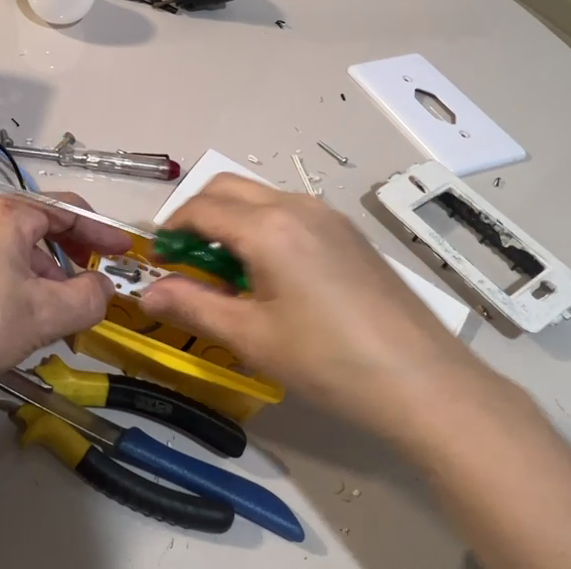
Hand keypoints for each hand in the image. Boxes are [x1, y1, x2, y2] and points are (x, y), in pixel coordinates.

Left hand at [0, 192, 131, 399]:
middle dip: (73, 258)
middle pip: (42, 229)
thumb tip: (102, 288)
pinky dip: (22, 288)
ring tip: (60, 318)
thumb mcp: (45, 315)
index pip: (67, 210)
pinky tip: (24, 324)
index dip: (101, 230)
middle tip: (93, 286)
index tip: (125, 252)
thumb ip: (88, 298)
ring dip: (48, 280)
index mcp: (8, 215)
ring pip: (21, 254)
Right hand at [140, 174, 498, 444]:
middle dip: (197, 214)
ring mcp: (328, 216)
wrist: (424, 382)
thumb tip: (146, 294)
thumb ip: (193, 306)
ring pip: (260, 196)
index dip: (170, 231)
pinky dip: (263, 226)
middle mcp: (296, 206)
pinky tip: (272, 276)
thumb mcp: (251, 337)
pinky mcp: (349, 233)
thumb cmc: (328, 361)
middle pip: (227, 187)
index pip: (200, 208)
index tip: (157, 260)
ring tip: (229, 272)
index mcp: (267, 227)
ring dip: (231, 219)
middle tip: (187, 259)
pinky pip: (289, 211)